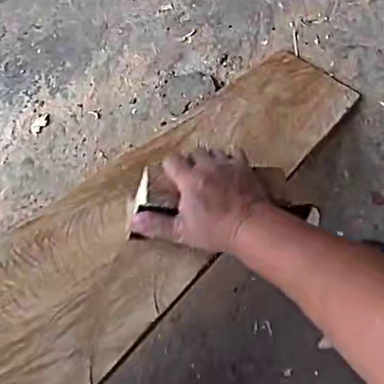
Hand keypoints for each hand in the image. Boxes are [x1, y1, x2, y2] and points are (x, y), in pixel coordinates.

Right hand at [128, 149, 270, 252]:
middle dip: (190, 163)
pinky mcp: (244, 166)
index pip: (172, 160)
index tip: (172, 179)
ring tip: (209, 174)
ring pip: (214, 151)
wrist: (249, 224)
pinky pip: (235, 152)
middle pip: (194, 153)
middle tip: (190, 179)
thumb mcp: (181, 231)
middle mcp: (208, 166)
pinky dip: (230, 158)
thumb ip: (157, 224)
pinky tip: (228, 169)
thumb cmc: (215, 230)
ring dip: (209, 159)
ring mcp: (228, 164)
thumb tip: (134, 220)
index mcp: (189, 179)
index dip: (170, 168)